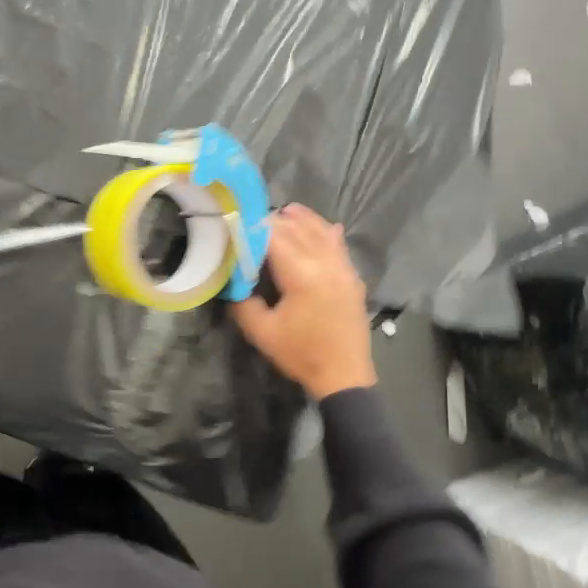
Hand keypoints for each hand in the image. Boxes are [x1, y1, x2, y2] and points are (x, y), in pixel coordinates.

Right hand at [231, 204, 375, 399]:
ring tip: (286, 211)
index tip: (239, 224)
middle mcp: (326, 264)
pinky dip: (328, 233)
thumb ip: (243, 303)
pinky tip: (325, 226)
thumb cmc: (300, 354)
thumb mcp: (262, 333)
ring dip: (303, 220)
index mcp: (302, 275)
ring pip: (322, 232)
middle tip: (256, 220)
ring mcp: (343, 269)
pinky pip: (339, 246)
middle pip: (299, 229)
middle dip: (277, 221)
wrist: (343, 375)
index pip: (276, 237)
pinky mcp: (353, 278)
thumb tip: (234, 282)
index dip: (256, 228)